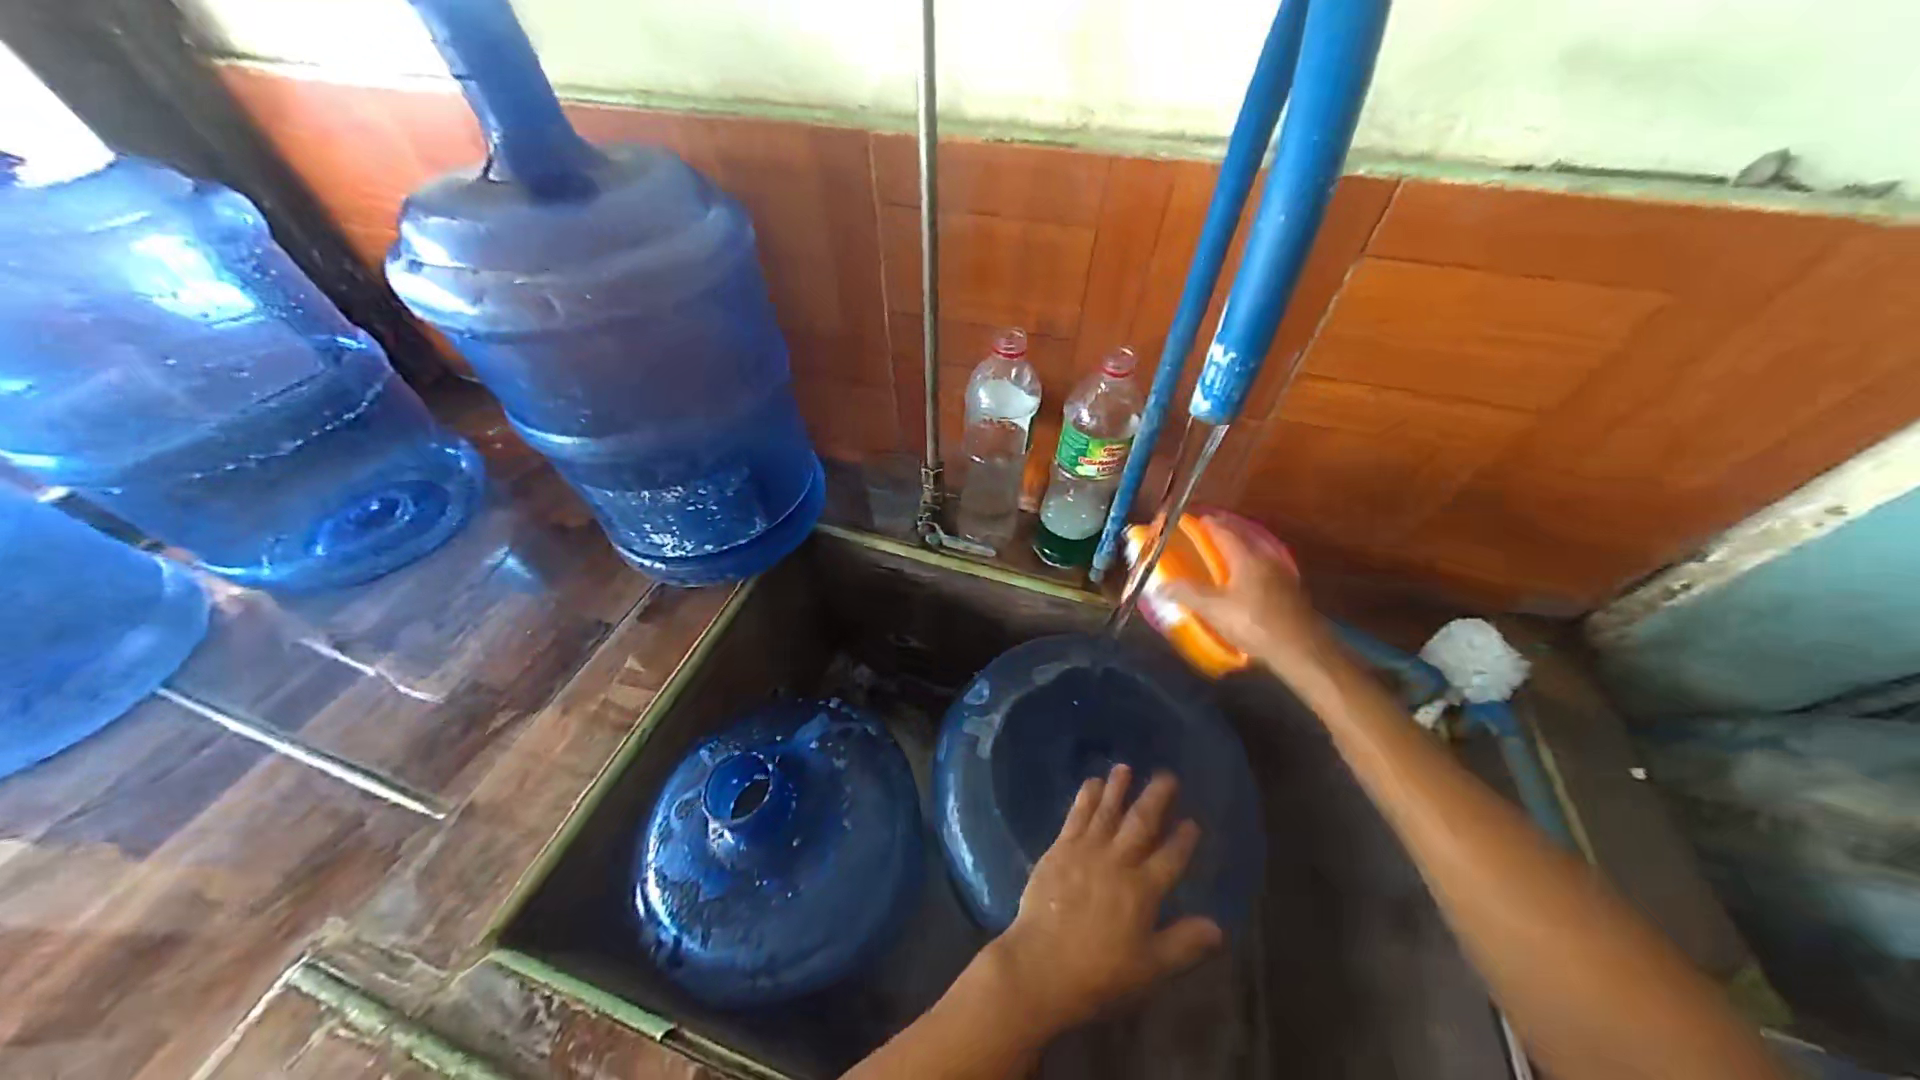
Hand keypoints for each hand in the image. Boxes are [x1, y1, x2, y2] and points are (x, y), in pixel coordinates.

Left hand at [983, 765, 1222, 1039]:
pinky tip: (1091, 783)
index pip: (1171, 857)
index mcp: (1143, 890)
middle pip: (1141, 823)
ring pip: (1107, 812)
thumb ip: (1184, 944)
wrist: (1042, 964)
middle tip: (1167, 775)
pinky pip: (1076, 816)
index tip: (1193, 821)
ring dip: (1118, 788)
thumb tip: (1219, 927)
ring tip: (1126, 767)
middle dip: (1156, 798)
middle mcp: (1117, 861)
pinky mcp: (1060, 849)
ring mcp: (1086, 851)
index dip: (1184, 839)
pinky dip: (1086, 797)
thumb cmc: (1100, 972)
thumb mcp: (1150, 967)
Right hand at [1163, 518, 1326, 679]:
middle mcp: (1267, 560)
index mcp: (1246, 558)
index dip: (1211, 525)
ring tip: (1230, 552)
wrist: (1301, 649)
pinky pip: (1268, 570)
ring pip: (1260, 553)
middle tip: (1214, 530)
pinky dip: (1255, 567)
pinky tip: (1251, 579)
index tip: (1200, 519)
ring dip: (1244, 549)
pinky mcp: (1292, 594)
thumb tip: (1162, 585)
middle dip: (1229, 532)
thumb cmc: (1254, 624)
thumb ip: (1187, 594)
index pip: (1226, 533)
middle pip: (1246, 539)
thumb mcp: (1213, 609)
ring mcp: (1283, 576)